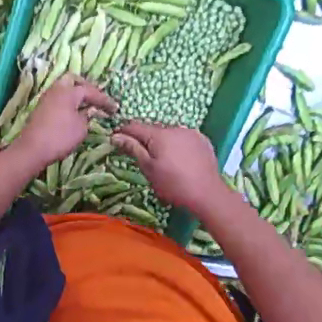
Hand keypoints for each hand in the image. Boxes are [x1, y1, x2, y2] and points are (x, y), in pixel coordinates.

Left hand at [8, 74, 118, 167]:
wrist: (32, 149)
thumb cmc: (60, 137)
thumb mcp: (81, 128)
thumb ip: (87, 116)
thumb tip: (88, 112)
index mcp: (68, 91)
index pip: (90, 91)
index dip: (104, 100)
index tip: (114, 108)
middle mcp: (56, 90)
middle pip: (73, 80)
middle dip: (86, 87)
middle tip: (96, 98)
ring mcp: (46, 98)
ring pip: (63, 88)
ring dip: (75, 94)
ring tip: (86, 105)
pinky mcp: (40, 108)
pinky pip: (57, 98)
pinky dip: (67, 101)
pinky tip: (73, 112)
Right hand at [111, 122, 229, 211]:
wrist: (207, 194)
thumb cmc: (173, 184)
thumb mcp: (148, 168)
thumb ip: (133, 149)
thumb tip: (115, 136)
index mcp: (159, 134)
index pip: (135, 126)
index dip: (123, 132)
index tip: (115, 140)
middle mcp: (175, 128)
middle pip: (153, 129)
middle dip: (143, 139)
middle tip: (139, 155)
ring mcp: (191, 133)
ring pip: (169, 133)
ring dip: (161, 142)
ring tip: (161, 159)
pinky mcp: (203, 141)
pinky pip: (184, 138)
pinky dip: (177, 145)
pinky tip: (178, 159)